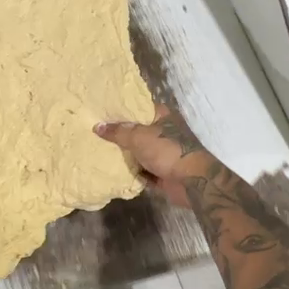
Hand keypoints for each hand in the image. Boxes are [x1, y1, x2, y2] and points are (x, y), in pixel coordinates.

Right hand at [94, 105, 221, 205]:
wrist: (192, 181)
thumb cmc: (167, 151)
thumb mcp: (138, 137)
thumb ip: (117, 132)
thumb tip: (97, 126)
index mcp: (162, 116)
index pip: (139, 107)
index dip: (122, 109)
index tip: (103, 111)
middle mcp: (164, 132)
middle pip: (137, 130)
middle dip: (120, 133)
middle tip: (97, 131)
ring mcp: (164, 152)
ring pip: (139, 150)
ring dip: (125, 154)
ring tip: (100, 149)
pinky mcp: (163, 171)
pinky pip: (142, 169)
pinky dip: (131, 170)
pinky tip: (113, 169)